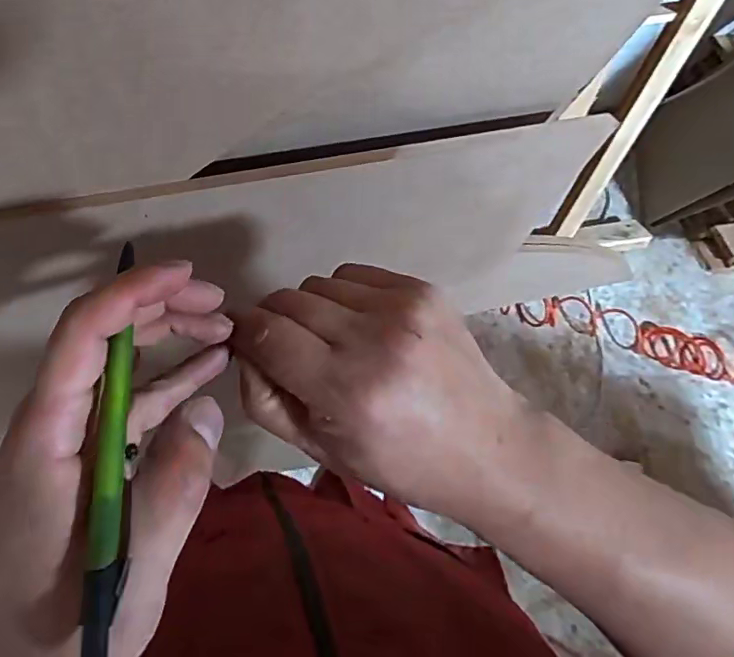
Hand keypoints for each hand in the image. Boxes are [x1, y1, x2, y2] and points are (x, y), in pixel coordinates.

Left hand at [0, 260, 233, 656]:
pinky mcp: (87, 455)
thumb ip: (171, 489)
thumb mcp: (129, 566)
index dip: (129, 294)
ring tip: (222, 327)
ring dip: (166, 339)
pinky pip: (127, 403)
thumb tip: (206, 409)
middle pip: (100, 337)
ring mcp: (69, 436)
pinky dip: (165, 382)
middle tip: (218, 301)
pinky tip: (206, 371)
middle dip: (157, 307)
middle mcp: (52, 419)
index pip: (81, 335)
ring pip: (117, 364)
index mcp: (46, 432)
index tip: (182, 274)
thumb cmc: (65, 623)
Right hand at [228, 263, 539, 525]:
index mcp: (347, 390)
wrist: (492, 449)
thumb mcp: (318, 449)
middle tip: (293, 350)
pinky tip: (364, 326)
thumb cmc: (399, 461)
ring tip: (337, 341)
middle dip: (275, 321)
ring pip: (314, 283)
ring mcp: (401, 308)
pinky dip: (342, 295)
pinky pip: (349, 273)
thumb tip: (241, 345)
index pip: (264, 332)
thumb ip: (262, 397)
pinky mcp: (421, 289)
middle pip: (285, 300)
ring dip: (311, 308)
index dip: (245, 332)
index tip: (245, 341)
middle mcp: (374, 341)